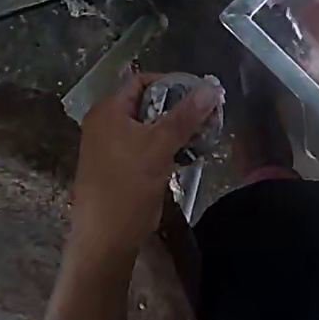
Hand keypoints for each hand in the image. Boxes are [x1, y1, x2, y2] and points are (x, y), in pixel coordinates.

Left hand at [68, 73, 218, 276]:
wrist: (106, 238)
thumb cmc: (127, 185)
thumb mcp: (160, 145)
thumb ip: (186, 114)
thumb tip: (212, 87)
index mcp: (108, 112)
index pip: (141, 81)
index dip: (171, 81)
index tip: (200, 91)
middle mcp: (108, 124)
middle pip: (149, 103)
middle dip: (180, 106)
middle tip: (208, 112)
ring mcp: (114, 146)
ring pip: (151, 125)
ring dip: (178, 127)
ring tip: (205, 132)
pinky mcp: (123, 166)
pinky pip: (149, 145)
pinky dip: (170, 144)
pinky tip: (191, 152)